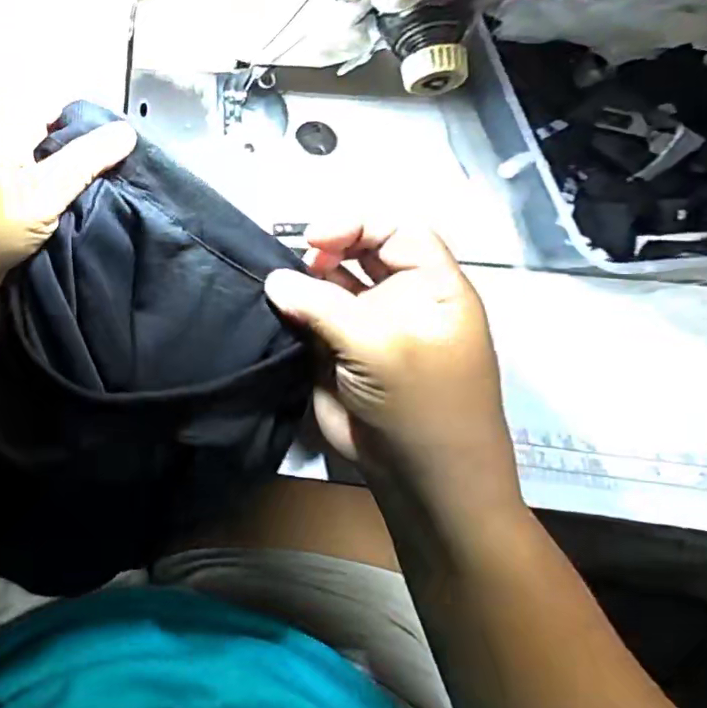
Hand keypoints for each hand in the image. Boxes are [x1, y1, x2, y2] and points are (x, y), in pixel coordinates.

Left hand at [0, 110, 136, 305]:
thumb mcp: (42, 191)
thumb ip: (86, 160)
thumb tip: (129, 131)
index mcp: (10, 124)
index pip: (68, 109)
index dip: (98, 127)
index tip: (127, 151)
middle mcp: (9, 139)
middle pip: (64, 137)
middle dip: (93, 155)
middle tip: (127, 175)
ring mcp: (9, 169)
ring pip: (59, 164)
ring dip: (82, 178)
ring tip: (117, 190)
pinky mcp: (11, 196)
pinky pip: (48, 186)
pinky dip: (67, 195)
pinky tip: (93, 205)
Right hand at [263, 221, 513, 489]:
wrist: (423, 482)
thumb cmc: (421, 403)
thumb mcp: (378, 346)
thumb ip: (322, 306)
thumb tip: (274, 279)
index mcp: (432, 286)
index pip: (398, 229)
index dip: (358, 224)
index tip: (315, 239)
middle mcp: (402, 298)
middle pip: (362, 250)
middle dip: (329, 248)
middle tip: (297, 261)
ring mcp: (370, 325)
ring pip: (334, 283)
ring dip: (308, 279)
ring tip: (281, 286)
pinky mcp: (341, 352)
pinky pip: (315, 317)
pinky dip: (296, 309)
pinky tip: (277, 308)